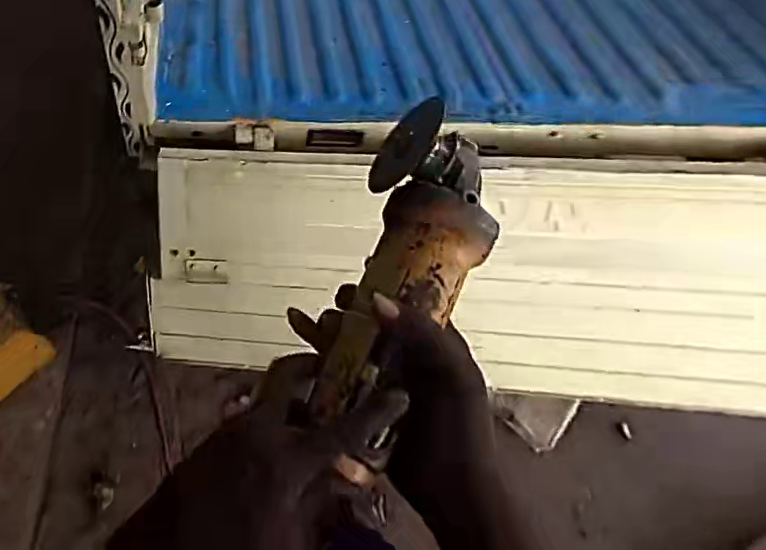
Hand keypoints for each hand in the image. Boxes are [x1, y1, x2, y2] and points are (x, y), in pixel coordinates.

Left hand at [108, 352, 407, 549]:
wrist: (165, 548)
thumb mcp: (289, 544)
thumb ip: (319, 509)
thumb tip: (347, 485)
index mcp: (285, 461)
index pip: (340, 429)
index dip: (374, 412)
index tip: (398, 394)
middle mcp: (257, 431)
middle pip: (288, 375)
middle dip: (314, 366)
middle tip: (336, 369)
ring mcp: (232, 428)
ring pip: (269, 393)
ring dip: (292, 394)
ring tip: (313, 411)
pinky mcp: (215, 437)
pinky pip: (251, 413)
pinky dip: (272, 417)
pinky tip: (280, 444)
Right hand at [289, 287, 536, 549]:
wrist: (456, 493)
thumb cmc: (465, 431)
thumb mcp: (455, 373)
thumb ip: (422, 331)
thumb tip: (378, 300)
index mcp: (430, 340)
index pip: (402, 300)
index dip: (382, 283)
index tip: (363, 272)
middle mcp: (403, 355)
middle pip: (367, 320)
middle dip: (348, 309)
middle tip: (337, 307)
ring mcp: (380, 379)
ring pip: (346, 344)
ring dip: (326, 329)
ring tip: (308, 322)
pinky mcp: (361, 403)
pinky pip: (335, 374)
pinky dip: (316, 356)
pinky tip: (300, 343)